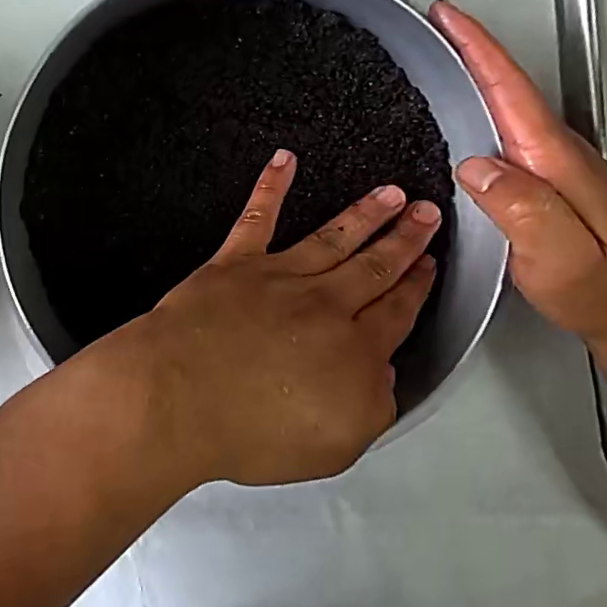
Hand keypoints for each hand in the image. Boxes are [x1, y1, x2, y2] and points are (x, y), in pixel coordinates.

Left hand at [88, 150, 443, 487]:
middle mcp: (322, 306)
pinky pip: (256, 217)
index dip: (417, 288)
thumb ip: (369, 407)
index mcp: (353, 351)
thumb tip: (381, 376)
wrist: (176, 398)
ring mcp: (275, 279)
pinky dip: (271, 186)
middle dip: (404, 240)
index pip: (397, 313)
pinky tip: (284, 161)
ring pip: (331, 238)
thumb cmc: (245, 430)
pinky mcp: (231, 264)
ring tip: (388, 193)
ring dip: (362, 214)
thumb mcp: (333, 444)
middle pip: (374, 268)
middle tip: (427, 214)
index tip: (431, 267)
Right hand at [429, 0, 606, 347]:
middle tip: (433, 24)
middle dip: (471, 47)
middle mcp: (553, 152)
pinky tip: (461, 109)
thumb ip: (523, 208)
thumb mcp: (560, 257)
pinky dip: (480, 103)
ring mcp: (549, 164)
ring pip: (506, 104)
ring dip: (475, 71)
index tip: (448, 16)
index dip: (478, 49)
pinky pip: (502, 128)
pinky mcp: (540, 179)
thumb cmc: (599, 287)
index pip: (511, 90)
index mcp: (553, 160)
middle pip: (508, 86)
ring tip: (438, 53)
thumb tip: (477, 164)